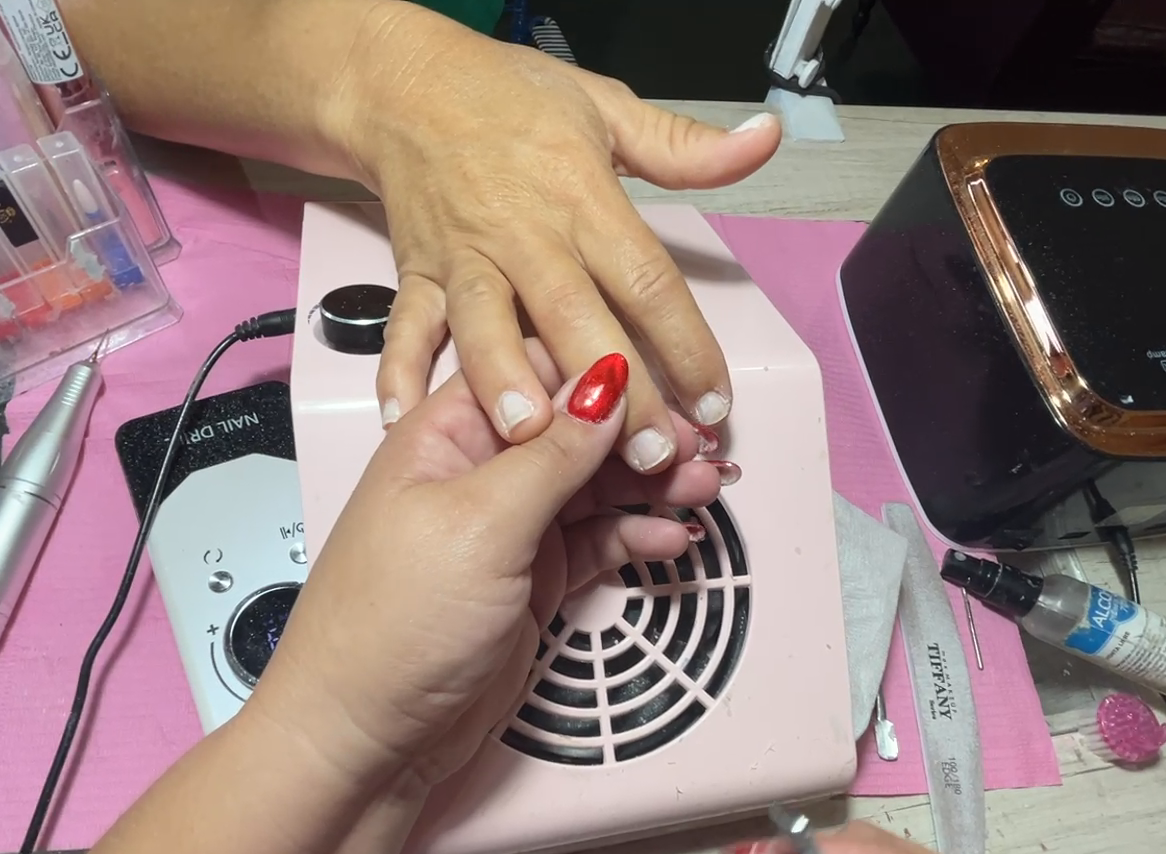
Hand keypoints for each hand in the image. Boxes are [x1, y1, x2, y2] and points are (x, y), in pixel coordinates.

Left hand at [254, 347, 722, 787]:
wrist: (372, 737)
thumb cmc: (392, 624)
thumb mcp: (479, 524)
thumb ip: (551, 455)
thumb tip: (606, 387)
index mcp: (448, 434)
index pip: (537, 372)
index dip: (605, 377)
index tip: (664, 395)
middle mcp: (480, 472)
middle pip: (576, 431)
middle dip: (641, 436)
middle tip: (699, 448)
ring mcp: (510, 527)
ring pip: (594, 487)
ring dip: (650, 487)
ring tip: (703, 489)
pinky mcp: (532, 577)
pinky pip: (595, 542)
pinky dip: (633, 538)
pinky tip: (667, 539)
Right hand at [335, 3, 779, 470]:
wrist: (406, 86)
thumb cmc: (511, 100)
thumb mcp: (607, 107)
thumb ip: (685, 146)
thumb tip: (765, 140)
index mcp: (582, 199)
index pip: (647, 281)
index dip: (686, 345)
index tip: (714, 402)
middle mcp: (524, 237)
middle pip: (576, 321)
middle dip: (615, 393)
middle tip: (650, 456)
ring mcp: (465, 260)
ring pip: (486, 327)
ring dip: (506, 382)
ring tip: (533, 440)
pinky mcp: (417, 276)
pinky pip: (407, 326)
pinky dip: (400, 371)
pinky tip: (402, 419)